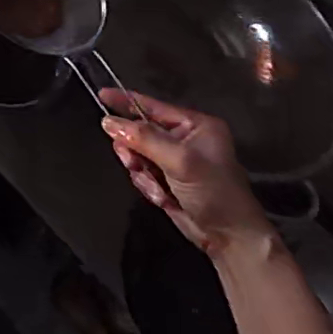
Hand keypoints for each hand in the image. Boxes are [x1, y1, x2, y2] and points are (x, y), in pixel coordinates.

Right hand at [99, 88, 271, 259]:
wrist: (230, 239)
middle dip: (135, 149)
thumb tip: (108, 122)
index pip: (153, 106)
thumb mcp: (180, 160)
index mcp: (195, 125)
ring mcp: (174, 160)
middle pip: (139, 131)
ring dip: (141, 170)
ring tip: (155, 186)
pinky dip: (147, 184)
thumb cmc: (213, 192)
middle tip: (132, 161)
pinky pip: (141, 172)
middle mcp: (184, 138)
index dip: (126, 100)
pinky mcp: (167, 179)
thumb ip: (143, 138)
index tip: (101, 95)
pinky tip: (162, 197)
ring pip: (136, 153)